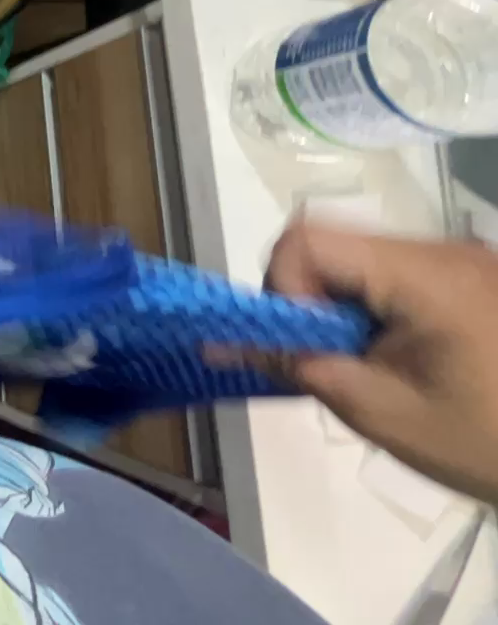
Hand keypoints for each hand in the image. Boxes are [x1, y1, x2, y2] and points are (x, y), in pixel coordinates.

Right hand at [265, 222, 497, 503]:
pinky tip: (403, 349)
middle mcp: (447, 251)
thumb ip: (292, 362)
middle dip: (307, 294)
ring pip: (355, 254)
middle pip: (328, 241)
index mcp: (427, 275)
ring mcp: (468, 262)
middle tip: (330, 351)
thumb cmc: (493, 442)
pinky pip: (394, 269)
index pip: (306, 239)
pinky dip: (374, 302)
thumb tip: (212, 341)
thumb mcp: (378, 410)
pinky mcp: (478, 277)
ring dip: (338, 300)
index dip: (284, 283)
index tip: (306, 337)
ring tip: (368, 355)